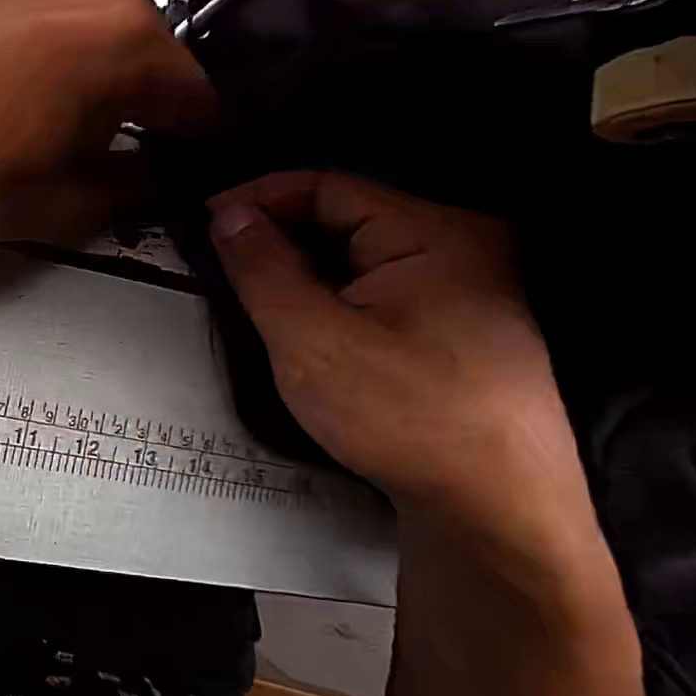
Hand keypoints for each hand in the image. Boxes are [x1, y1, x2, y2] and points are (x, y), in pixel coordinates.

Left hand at [0, 0, 213, 242]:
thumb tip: (139, 175)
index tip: (180, 139)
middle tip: (68, 142)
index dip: (187, 123)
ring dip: (49, 55)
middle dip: (110, 91)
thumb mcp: (40, 207)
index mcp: (106, 33)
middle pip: (120, 36)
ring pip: (57, 6)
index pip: (184, 82)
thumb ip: (117, 191)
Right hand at [207, 172, 591, 538]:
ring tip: (246, 291)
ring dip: (297, 268)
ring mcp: (460, 289)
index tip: (204, 219)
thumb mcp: (310, 338)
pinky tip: (295, 320)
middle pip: (344, 219)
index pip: (328, 187)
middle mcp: (457, 246)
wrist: (491, 508)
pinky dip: (326, 294)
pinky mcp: (451, 327)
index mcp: (432, 233)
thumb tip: (227, 213)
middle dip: (275, 235)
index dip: (259, 197)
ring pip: (356, 258)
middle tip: (217, 261)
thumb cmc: (400, 414)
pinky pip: (373, 289)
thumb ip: (263, 268)